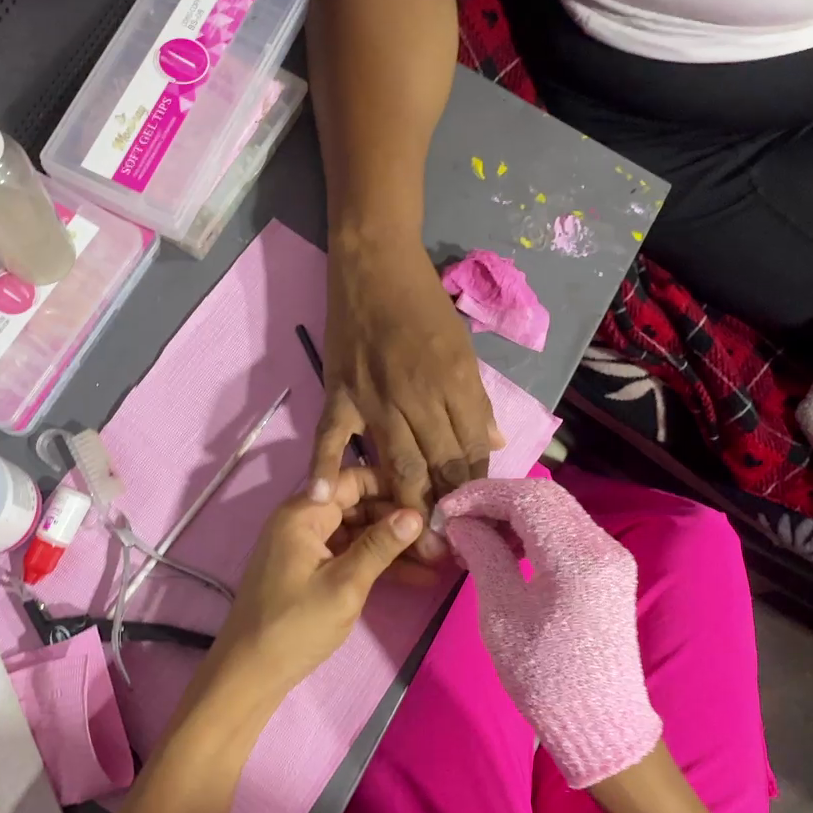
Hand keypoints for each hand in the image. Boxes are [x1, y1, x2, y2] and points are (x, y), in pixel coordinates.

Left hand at [208, 468, 424, 694]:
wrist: (251, 672)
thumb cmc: (295, 625)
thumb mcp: (344, 584)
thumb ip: (379, 546)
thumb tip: (416, 514)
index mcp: (303, 513)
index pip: (353, 480)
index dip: (392, 486)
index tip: (430, 497)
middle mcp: (303, 521)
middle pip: (359, 505)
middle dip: (399, 520)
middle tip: (441, 536)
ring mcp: (308, 547)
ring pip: (359, 533)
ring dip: (394, 545)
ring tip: (438, 557)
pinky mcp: (313, 571)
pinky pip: (351, 555)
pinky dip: (379, 564)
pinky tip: (418, 577)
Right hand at [313, 236, 503, 560]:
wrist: (374, 263)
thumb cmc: (424, 304)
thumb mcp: (462, 346)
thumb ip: (475, 398)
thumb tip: (491, 443)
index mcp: (454, 382)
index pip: (470, 446)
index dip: (476, 483)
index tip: (478, 515)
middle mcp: (418, 396)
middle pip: (438, 463)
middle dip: (448, 507)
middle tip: (453, 548)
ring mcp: (374, 398)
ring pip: (396, 462)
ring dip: (408, 505)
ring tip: (416, 544)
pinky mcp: (339, 394)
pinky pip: (330, 437)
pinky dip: (325, 467)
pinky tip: (322, 498)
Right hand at [438, 478, 660, 787]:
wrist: (599, 722)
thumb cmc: (544, 674)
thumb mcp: (502, 613)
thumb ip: (483, 556)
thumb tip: (461, 523)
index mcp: (576, 555)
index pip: (526, 497)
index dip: (480, 495)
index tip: (444, 510)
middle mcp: (601, 544)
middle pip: (544, 495)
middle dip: (495, 499)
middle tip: (457, 519)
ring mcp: (610, 556)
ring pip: (556, 509)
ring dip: (513, 513)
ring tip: (474, 538)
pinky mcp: (608, 570)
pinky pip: (566, 530)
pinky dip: (532, 529)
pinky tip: (504, 550)